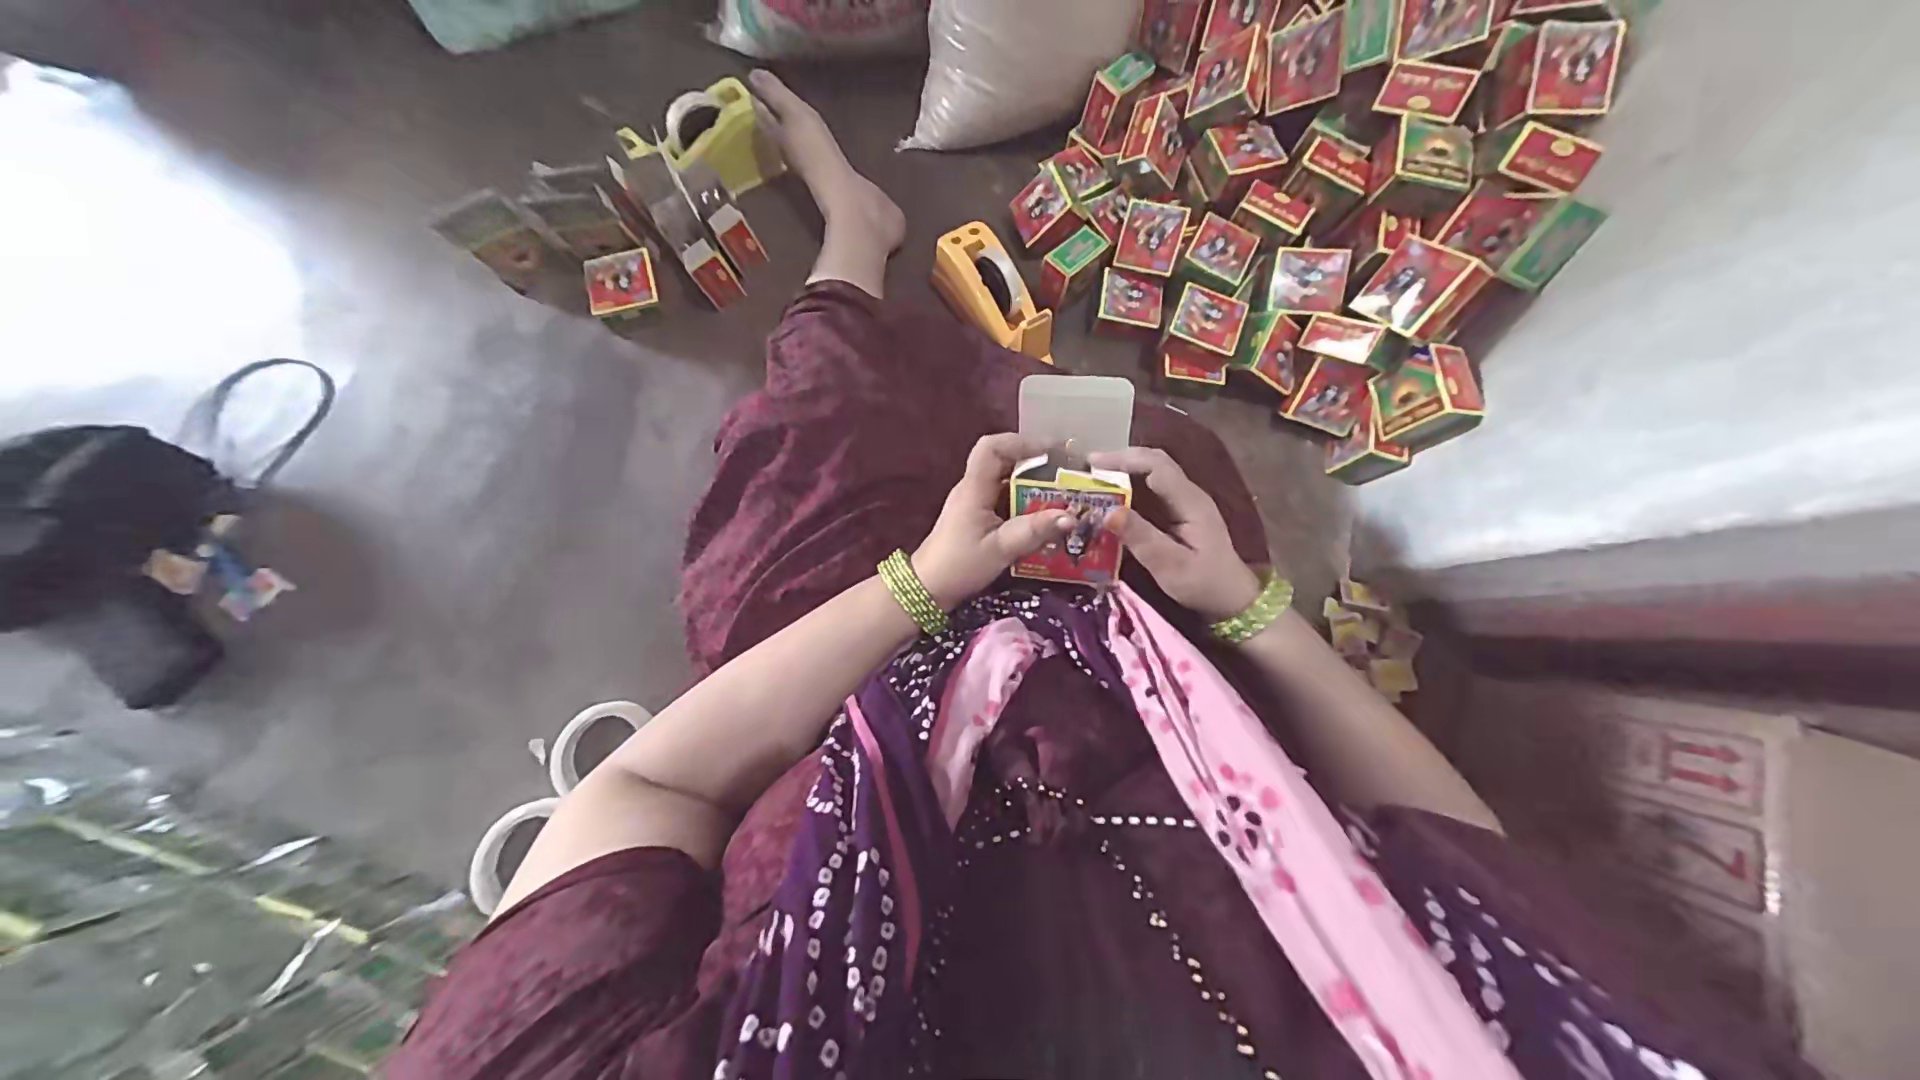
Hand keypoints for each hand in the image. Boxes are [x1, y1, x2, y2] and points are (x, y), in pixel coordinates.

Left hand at [912, 434, 1074, 608]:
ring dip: (1032, 488)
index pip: (991, 447)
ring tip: (1061, 497)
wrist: (928, 589)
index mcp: (973, 489)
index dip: (1019, 442)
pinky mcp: (976, 519)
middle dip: (1034, 466)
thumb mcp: (1000, 549)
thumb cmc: (959, 565)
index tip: (1049, 451)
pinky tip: (1043, 519)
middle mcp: (972, 489)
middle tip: (1064, 477)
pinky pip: (1003, 502)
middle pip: (1003, 463)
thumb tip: (1070, 517)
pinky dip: (1023, 505)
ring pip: (1005, 483)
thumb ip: (1034, 531)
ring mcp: (973, 504)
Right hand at [1087, 447, 1262, 621]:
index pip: (1156, 465)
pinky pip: (1153, 486)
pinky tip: (1113, 494)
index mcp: (1190, 501)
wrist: (1232, 600)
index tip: (1092, 466)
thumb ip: (1140, 537)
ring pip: (1154, 471)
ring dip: (1124, 469)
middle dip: (1120, 459)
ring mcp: (1186, 502)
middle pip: (1155, 461)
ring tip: (1094, 477)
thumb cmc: (1203, 584)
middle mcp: (1189, 494)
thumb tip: (1107, 512)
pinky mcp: (1180, 512)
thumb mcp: (1169, 565)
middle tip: (1088, 468)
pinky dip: (1131, 483)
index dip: (1123, 461)